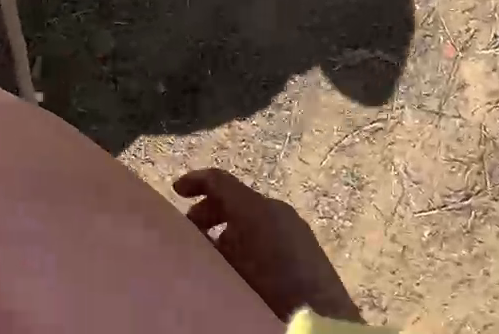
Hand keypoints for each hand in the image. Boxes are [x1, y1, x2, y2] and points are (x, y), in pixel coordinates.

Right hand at [174, 168, 361, 322]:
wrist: (322, 320)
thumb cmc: (269, 284)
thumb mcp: (227, 259)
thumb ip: (206, 238)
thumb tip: (189, 230)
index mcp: (255, 204)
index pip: (218, 180)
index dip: (194, 181)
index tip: (175, 192)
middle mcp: (276, 209)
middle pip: (235, 198)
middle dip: (209, 210)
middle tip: (192, 230)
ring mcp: (296, 229)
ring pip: (251, 218)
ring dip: (227, 229)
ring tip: (214, 253)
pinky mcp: (309, 251)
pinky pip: (268, 234)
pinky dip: (247, 240)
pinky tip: (242, 266)